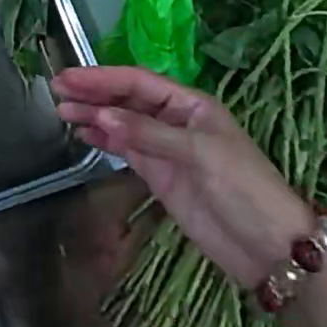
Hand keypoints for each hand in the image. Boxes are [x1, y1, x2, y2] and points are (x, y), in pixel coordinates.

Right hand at [54, 67, 317, 288]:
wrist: (270, 249)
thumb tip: (100, 114)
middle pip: (125, 99)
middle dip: (92, 93)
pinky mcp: (158, 175)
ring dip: (93, 115)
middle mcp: (172, 119)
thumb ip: (147, 132)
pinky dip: (103, 140)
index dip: (101, 78)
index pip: (136, 81)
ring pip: (120, 122)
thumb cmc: (243, 187)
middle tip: (57, 90)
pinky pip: (125, 149)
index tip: (69, 78)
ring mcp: (163, 147)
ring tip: (62, 111)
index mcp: (188, 103)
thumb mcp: (198, 152)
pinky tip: (84, 134)